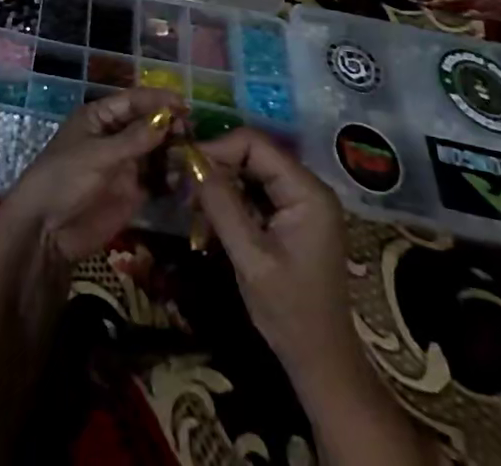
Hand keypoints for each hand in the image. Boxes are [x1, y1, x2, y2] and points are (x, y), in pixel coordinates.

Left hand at [0, 88, 181, 263]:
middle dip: (170, 126)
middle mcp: (114, 136)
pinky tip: (185, 180)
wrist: (47, 229)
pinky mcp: (134, 190)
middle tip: (190, 135)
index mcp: (98, 118)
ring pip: (158, 150)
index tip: (185, 106)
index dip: (158, 101)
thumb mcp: (97, 155)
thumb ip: (133, 139)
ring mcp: (126, 163)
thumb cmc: (64, 179)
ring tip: (191, 157)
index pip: (132, 101)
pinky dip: (173, 177)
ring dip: (175, 152)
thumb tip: (166, 119)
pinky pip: (159, 178)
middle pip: (149, 124)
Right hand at [195, 127, 354, 368]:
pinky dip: (227, 201)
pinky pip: (252, 192)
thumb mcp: (249, 256)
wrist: (318, 356)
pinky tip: (207, 222)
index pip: (255, 144)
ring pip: (247, 172)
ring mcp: (299, 202)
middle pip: (250, 154)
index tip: (183, 168)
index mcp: (307, 193)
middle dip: (214, 167)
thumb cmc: (288, 308)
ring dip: (217, 186)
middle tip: (182, 189)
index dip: (216, 148)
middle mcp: (306, 188)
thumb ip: (222, 204)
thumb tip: (190, 161)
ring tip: (192, 210)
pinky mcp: (288, 217)